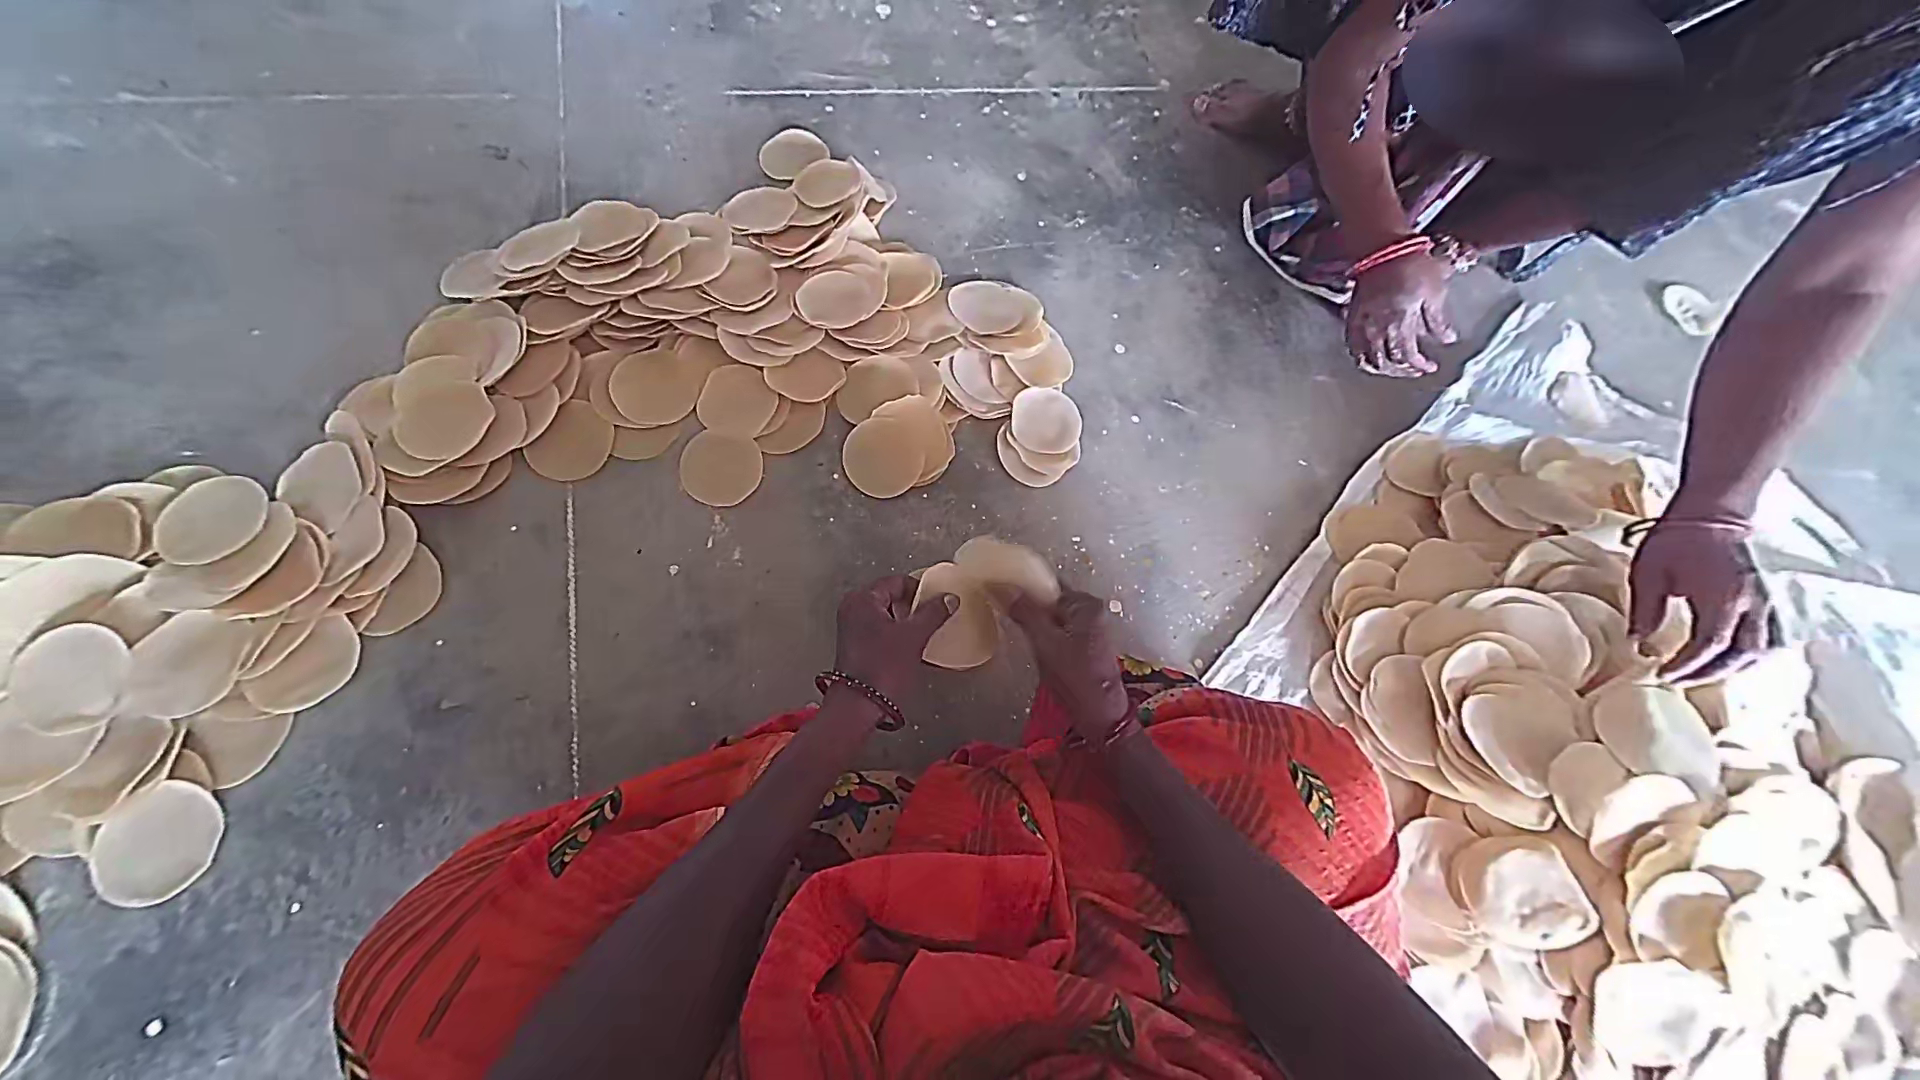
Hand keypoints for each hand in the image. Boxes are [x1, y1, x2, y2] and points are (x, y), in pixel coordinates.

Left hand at [833, 575, 952, 704]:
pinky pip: (879, 628)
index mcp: (862, 599)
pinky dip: (895, 632)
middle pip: (890, 596)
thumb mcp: (914, 635)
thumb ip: (933, 612)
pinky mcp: (854, 644)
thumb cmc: (883, 666)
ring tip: (922, 633)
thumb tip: (949, 598)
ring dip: (905, 621)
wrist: (859, 705)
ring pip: (886, 613)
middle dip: (912, 607)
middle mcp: (852, 608)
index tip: (937, 602)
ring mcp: (851, 627)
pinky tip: (908, 646)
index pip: (897, 582)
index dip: (920, 590)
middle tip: (931, 618)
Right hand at [1006, 589, 1129, 741]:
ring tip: (1010, 621)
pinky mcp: (1085, 645)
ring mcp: (1090, 629)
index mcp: (1086, 604)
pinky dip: (1043, 632)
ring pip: (1053, 616)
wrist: (1101, 716)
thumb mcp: (1045, 643)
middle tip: (1000, 607)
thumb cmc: (1075, 678)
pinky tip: (1029, 640)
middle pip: (1050, 600)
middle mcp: (1092, 611)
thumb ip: (1025, 612)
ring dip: (1034, 619)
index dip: (1023, 586)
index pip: (1048, 584)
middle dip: (1027, 604)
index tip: (999, 589)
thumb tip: (1001, 586)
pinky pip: (1058, 629)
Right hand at [1345, 253, 1455, 377]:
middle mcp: (1377, 328)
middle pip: (1385, 362)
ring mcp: (1361, 326)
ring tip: (1393, 367)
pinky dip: (1363, 358)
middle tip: (1414, 370)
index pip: (1406, 355)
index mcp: (1399, 322)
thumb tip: (1448, 339)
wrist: (1384, 251)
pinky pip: (1353, 348)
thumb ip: (1438, 321)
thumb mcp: (1434, 292)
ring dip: (1381, 368)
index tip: (1430, 367)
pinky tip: (1372, 358)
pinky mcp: (1351, 320)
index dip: (1418, 365)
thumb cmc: (1413, 266)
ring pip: (1366, 360)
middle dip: (1401, 370)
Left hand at [1628, 525, 1776, 684]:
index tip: (1661, 675)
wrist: (1712, 518)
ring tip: (1698, 674)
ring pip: (1765, 650)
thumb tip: (1637, 643)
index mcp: (1724, 598)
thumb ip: (1645, 611)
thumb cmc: (1673, 544)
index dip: (1688, 665)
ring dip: (1734, 667)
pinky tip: (1726, 659)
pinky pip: (1773, 638)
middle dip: (1710, 673)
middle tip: (1677, 680)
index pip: (1711, 644)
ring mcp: (1771, 603)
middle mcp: (1756, 605)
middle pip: (1743, 654)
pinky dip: (1751, 654)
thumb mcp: (1646, 575)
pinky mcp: (1773, 600)